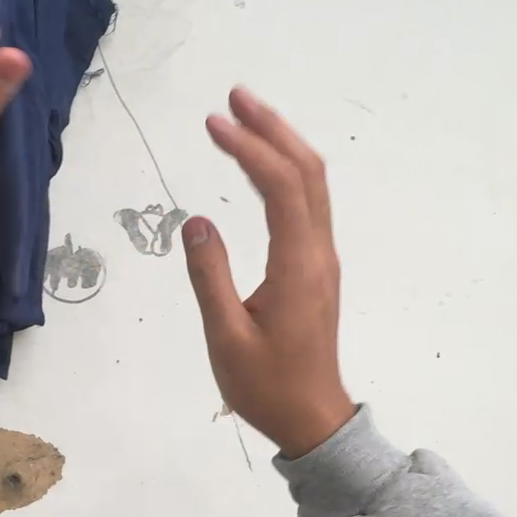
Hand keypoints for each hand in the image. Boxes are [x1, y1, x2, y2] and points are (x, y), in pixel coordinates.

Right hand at [182, 87, 354, 457]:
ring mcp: (321, 260)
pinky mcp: (316, 270)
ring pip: (312, 186)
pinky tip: (262, 171)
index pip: (279, 186)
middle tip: (234, 97)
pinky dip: (285, 175)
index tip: (212, 124)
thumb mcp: (226, 337)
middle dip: (272, 129)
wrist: (311, 418)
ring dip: (282, 146)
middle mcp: (318, 252)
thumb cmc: (266, 385)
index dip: (248, 149)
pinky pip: (308, 206)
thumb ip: (210, 277)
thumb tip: (194, 221)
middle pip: (306, 171)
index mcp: (298, 265)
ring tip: (246, 118)